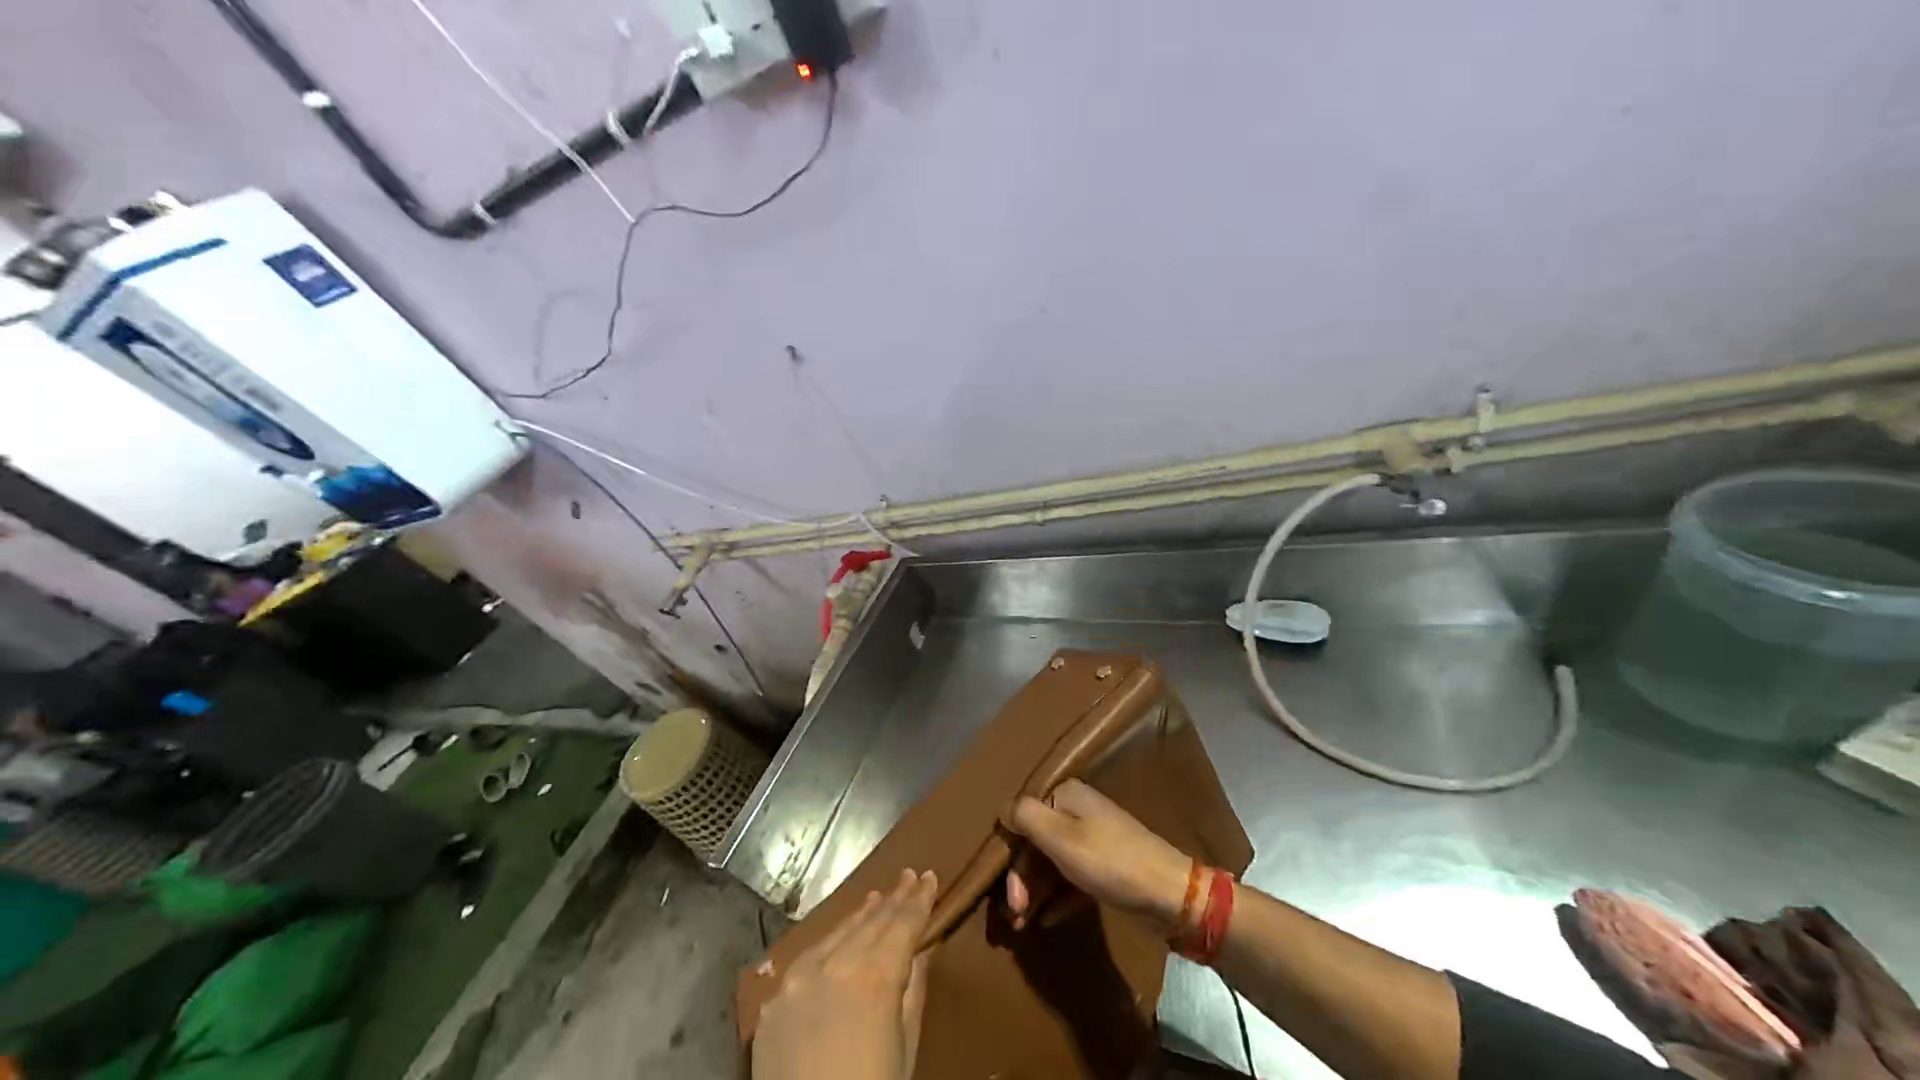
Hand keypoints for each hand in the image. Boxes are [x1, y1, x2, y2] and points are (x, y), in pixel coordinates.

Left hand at [753, 868, 937, 1079]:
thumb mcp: (904, 1047)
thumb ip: (912, 991)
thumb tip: (921, 950)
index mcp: (874, 977)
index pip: (902, 925)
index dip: (918, 901)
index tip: (929, 878)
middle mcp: (834, 965)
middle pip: (871, 923)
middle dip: (894, 899)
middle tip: (910, 876)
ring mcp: (797, 980)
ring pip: (837, 933)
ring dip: (861, 914)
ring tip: (880, 896)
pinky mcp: (774, 1000)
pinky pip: (807, 958)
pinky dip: (829, 941)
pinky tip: (839, 934)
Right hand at [1002, 779, 1192, 929]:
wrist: (1170, 895)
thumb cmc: (1110, 861)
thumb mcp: (1061, 838)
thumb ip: (1027, 818)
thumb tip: (1003, 808)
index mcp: (1066, 797)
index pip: (1024, 821)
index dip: (1010, 856)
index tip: (1008, 893)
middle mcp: (1077, 813)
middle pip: (1036, 845)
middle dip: (1022, 881)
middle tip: (1016, 916)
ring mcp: (1092, 841)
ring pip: (1051, 864)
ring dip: (1036, 893)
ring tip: (1025, 924)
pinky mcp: (1104, 868)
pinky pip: (1071, 880)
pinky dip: (1057, 898)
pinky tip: (1047, 920)